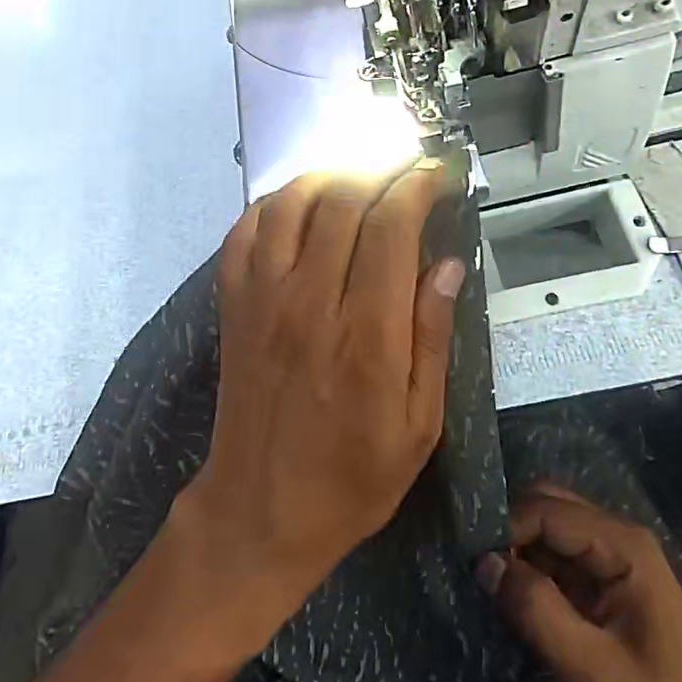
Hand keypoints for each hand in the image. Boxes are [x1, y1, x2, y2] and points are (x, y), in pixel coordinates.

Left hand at [178, 162, 463, 618]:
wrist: (261, 512)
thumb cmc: (355, 475)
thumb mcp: (421, 423)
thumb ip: (433, 337)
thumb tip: (448, 263)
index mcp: (368, 333)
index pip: (392, 227)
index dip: (417, 186)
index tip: (437, 174)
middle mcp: (310, 302)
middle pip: (343, 201)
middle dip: (381, 169)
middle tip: (406, 168)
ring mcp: (263, 300)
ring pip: (291, 203)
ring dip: (330, 175)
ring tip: (361, 176)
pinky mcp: (234, 307)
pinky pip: (246, 231)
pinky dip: (275, 202)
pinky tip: (302, 203)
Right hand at [479, 486, 681, 681]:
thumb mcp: (591, 670)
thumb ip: (537, 611)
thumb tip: (484, 561)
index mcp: (623, 544)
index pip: (548, 510)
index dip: (505, 526)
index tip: (464, 556)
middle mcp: (618, 538)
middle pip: (551, 508)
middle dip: (509, 527)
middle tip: (467, 560)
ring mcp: (613, 562)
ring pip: (551, 533)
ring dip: (516, 549)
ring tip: (475, 573)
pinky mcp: (606, 589)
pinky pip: (558, 563)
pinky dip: (529, 571)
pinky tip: (502, 591)